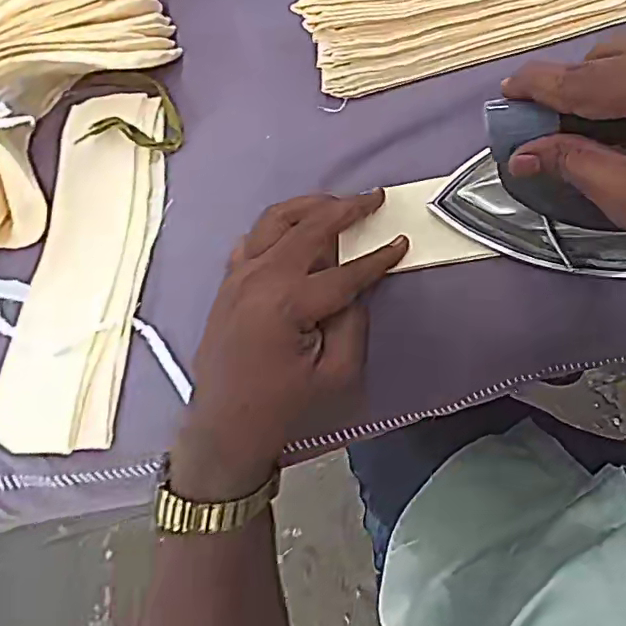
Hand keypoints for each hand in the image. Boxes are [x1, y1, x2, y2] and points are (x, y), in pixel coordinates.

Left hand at [172, 193, 407, 499]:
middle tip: (375, 198)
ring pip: (276, 220)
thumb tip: (358, 285)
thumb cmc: (284, 405)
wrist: (224, 427)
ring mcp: (239, 276)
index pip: (346, 270)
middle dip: (348, 209)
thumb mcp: (336, 371)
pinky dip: (278, 225)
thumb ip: (353, 320)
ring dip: (311, 205)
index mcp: (288, 302)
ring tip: (339, 202)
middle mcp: (260, 278)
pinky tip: (296, 228)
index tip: (401, 243)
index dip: (379, 257)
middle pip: (310, 228)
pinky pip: (253, 238)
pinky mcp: (229, 282)